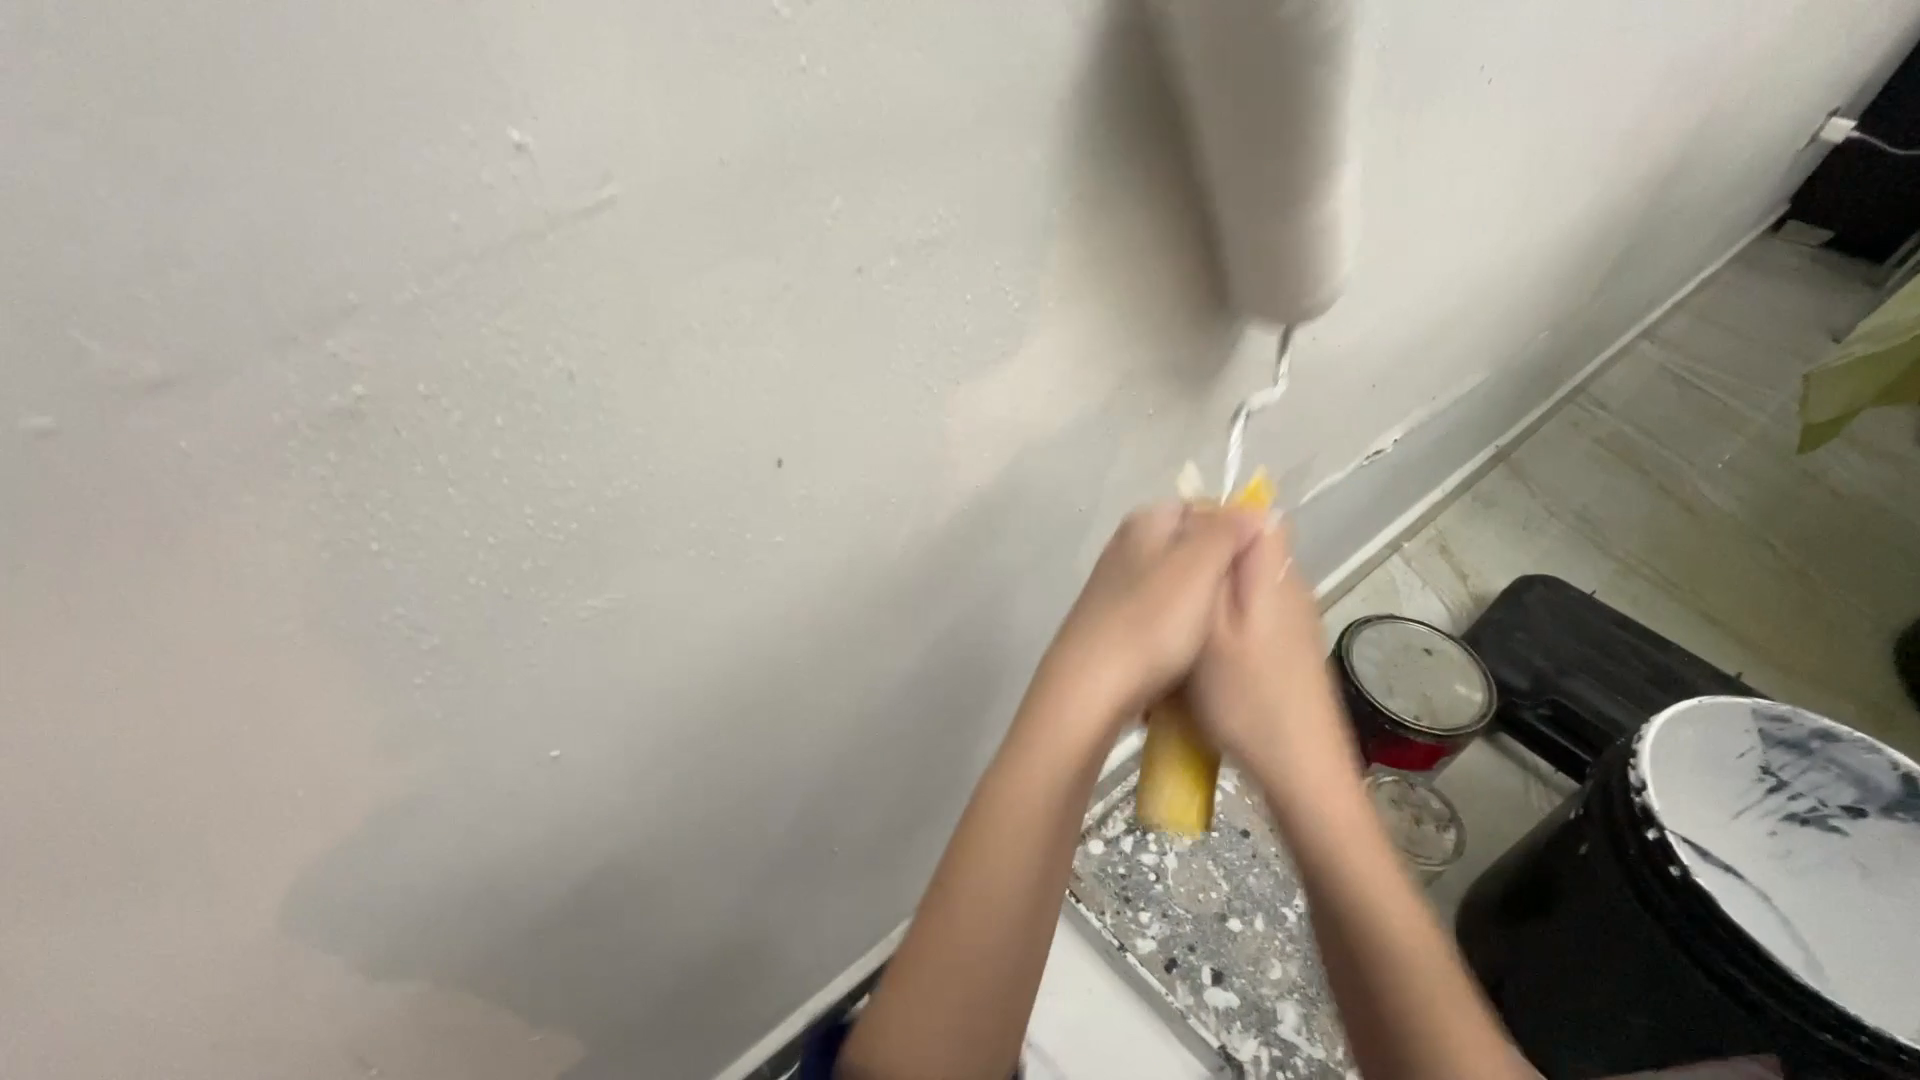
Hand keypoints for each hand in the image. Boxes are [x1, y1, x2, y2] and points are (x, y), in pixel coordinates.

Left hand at [1032, 502, 1264, 730]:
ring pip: (1171, 582)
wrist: (1089, 688)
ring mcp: (1113, 587)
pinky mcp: (1110, 624)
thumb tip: (1252, 509)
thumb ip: (1225, 532)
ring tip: (1219, 626)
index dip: (1231, 527)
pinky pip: (1156, 614)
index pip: (1198, 507)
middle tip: (1243, 597)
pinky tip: (1186, 647)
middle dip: (1216, 565)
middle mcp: (1124, 547)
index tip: (1255, 560)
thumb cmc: (1150, 622)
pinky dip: (1174, 626)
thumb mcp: (1197, 567)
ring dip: (1196, 600)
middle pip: (1184, 544)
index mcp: (1143, 523)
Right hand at [1188, 520, 1359, 805]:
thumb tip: (1223, 514)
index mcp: (1274, 574)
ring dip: (1207, 604)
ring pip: (1241, 591)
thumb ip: (1217, 569)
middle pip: (1242, 554)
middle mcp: (1290, 590)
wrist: (1298, 768)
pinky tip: (1198, 661)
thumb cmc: (1244, 696)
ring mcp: (1293, 623)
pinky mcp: (1289, 652)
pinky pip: (1246, 621)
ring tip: (1173, 632)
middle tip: (1163, 597)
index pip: (1252, 516)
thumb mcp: (1213, 627)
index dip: (1212, 520)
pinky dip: (1219, 632)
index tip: (1174, 549)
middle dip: (1203, 568)